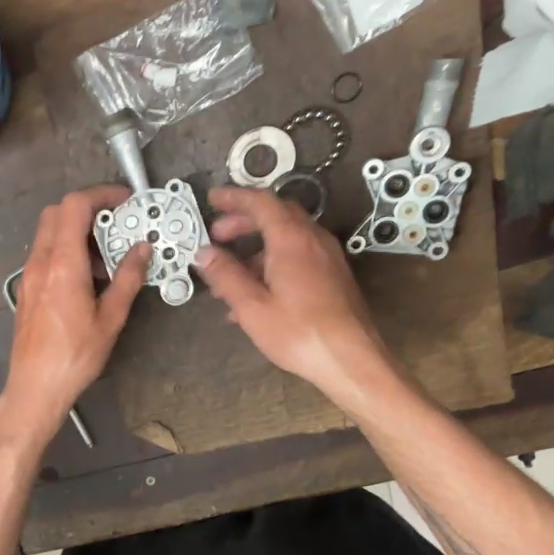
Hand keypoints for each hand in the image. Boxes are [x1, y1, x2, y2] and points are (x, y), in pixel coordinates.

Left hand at [0, 186, 148, 445]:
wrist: (36, 387)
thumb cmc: (75, 357)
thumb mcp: (111, 318)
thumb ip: (128, 278)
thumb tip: (142, 249)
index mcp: (62, 264)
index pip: (75, 206)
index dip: (102, 194)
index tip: (125, 201)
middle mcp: (40, 263)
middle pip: (57, 212)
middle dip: (88, 209)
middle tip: (117, 225)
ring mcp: (29, 276)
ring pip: (48, 234)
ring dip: (77, 232)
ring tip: (107, 256)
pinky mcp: (26, 290)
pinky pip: (44, 255)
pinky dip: (66, 251)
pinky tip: (87, 277)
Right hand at [193, 186, 394, 397]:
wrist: (349, 357)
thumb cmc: (297, 331)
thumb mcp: (251, 306)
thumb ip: (226, 275)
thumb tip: (204, 253)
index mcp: (292, 240)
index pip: (262, 203)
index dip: (235, 197)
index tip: (213, 198)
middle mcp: (313, 240)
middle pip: (277, 215)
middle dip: (244, 220)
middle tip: (217, 234)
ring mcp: (326, 257)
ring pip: (287, 237)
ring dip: (257, 245)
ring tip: (230, 272)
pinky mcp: (332, 275)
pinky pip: (298, 255)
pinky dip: (273, 260)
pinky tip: (256, 292)